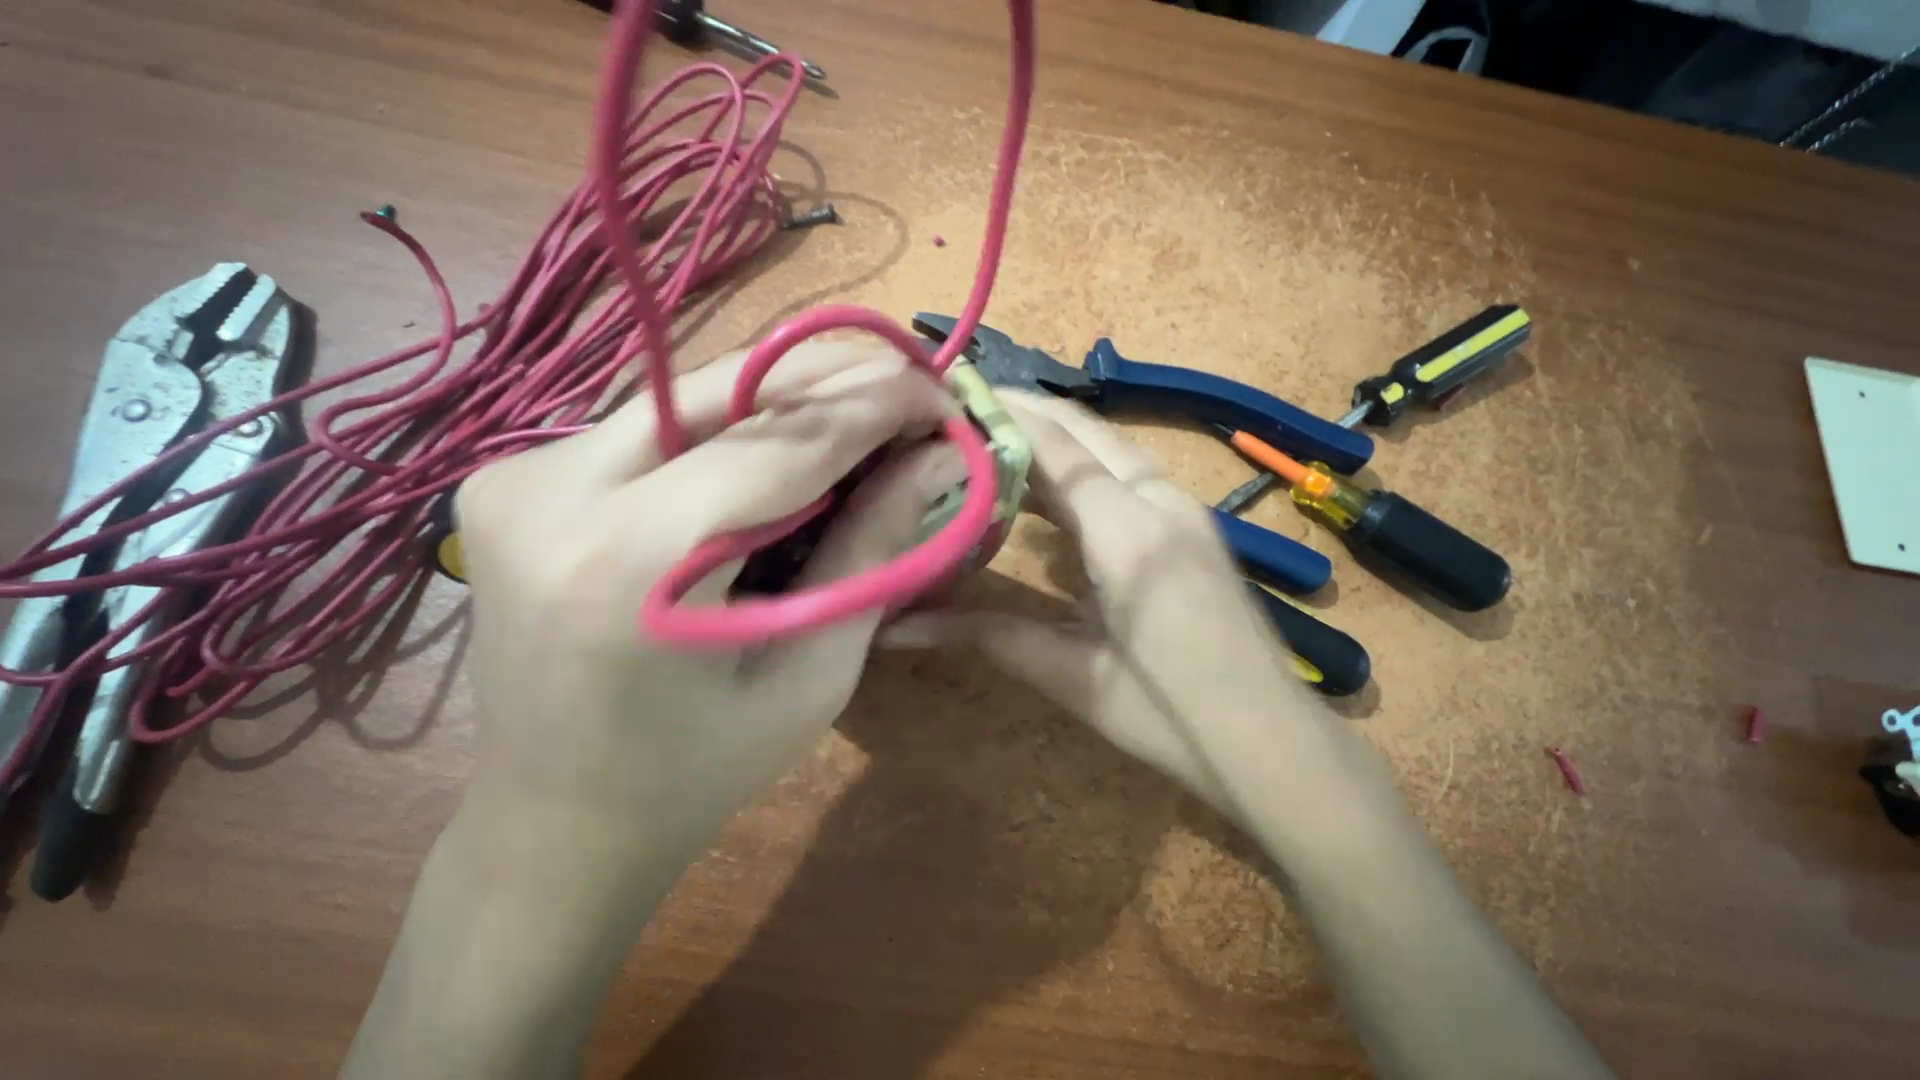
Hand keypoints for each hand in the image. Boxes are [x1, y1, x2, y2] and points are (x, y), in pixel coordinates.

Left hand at [454, 340, 961, 842]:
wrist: (557, 820)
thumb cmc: (700, 772)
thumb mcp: (812, 672)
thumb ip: (873, 547)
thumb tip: (941, 454)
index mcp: (630, 561)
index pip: (778, 441)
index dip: (873, 405)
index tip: (944, 392)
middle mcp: (554, 493)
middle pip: (723, 390)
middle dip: (832, 380)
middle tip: (914, 385)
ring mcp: (520, 476)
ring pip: (685, 395)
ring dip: (783, 398)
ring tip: (865, 411)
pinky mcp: (514, 478)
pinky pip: (650, 427)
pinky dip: (727, 428)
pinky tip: (783, 448)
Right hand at [887, 391, 1350, 820]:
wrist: (1270, 741)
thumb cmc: (1169, 716)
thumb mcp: (1071, 675)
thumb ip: (987, 634)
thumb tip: (895, 625)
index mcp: (1129, 534)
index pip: (1056, 450)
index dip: (1001, 415)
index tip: (944, 394)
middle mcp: (1161, 503)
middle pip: (1088, 433)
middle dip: (1026, 411)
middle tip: (960, 406)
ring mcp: (1185, 512)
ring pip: (1113, 449)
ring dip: (1056, 437)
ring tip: (991, 437)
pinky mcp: (1193, 530)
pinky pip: (1131, 475)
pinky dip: (1085, 467)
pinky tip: (1047, 492)